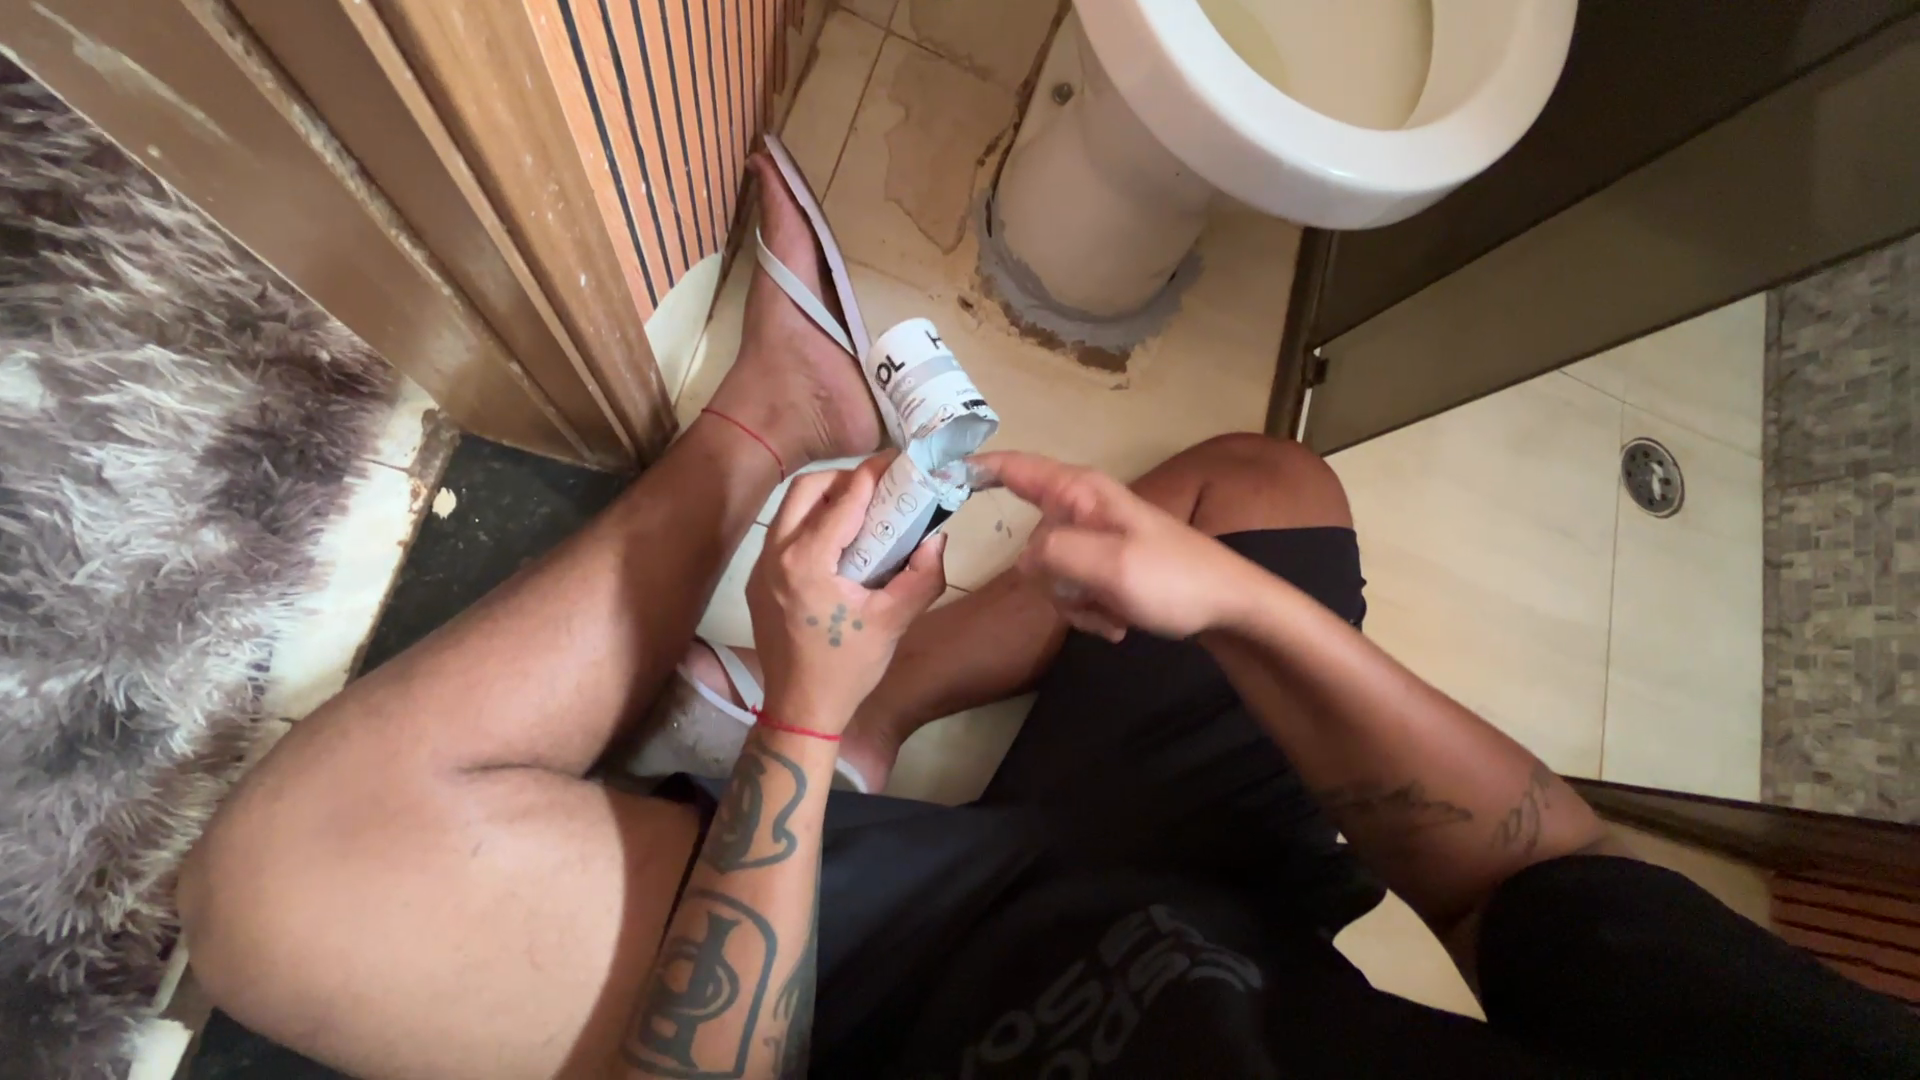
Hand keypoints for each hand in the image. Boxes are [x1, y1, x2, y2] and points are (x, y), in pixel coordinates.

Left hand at [748, 453, 947, 730]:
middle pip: (806, 490)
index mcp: (806, 563)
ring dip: (824, 499)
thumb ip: (922, 577)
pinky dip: (810, 523)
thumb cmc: (848, 669)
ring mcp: (760, 569)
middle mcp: (774, 557)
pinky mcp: (757, 581)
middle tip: (878, 485)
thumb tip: (936, 538)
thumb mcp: (893, 623)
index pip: (842, 500)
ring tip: (861, 509)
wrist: (800, 710)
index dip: (873, 475)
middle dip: (844, 478)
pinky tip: (838, 542)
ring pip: (789, 510)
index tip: (898, 461)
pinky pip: (783, 534)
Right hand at [967, 451, 1260, 640]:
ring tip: (1115, 612)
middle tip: (1090, 595)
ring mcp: (1096, 540)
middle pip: (1033, 543)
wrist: (1229, 606)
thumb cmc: (1173, 578)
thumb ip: (1052, 553)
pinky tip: (1120, 622)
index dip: (978, 466)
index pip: (1018, 468)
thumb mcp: (1108, 565)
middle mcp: (1084, 510)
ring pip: (1052, 575)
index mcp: (1082, 493)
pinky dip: (1091, 612)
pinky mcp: (1106, 566)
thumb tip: (1025, 557)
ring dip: (1076, 603)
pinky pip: (1074, 592)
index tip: (943, 471)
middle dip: (1053, 580)